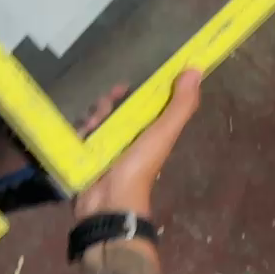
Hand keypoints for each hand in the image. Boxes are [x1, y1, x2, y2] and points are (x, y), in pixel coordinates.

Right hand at [74, 69, 202, 219]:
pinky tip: (80, 135)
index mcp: (150, 133)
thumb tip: (195, 70)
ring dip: (91, 118)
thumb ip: (179, 105)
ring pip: (96, 121)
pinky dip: (79, 132)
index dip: (135, 91)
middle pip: (115, 110)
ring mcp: (106, 149)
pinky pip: (80, 136)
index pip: (143, 104)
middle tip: (102, 107)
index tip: (123, 86)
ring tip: (89, 126)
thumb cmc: (138, 167)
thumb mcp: (162, 134)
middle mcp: (129, 139)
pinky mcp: (86, 158)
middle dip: (106, 104)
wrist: (109, 203)